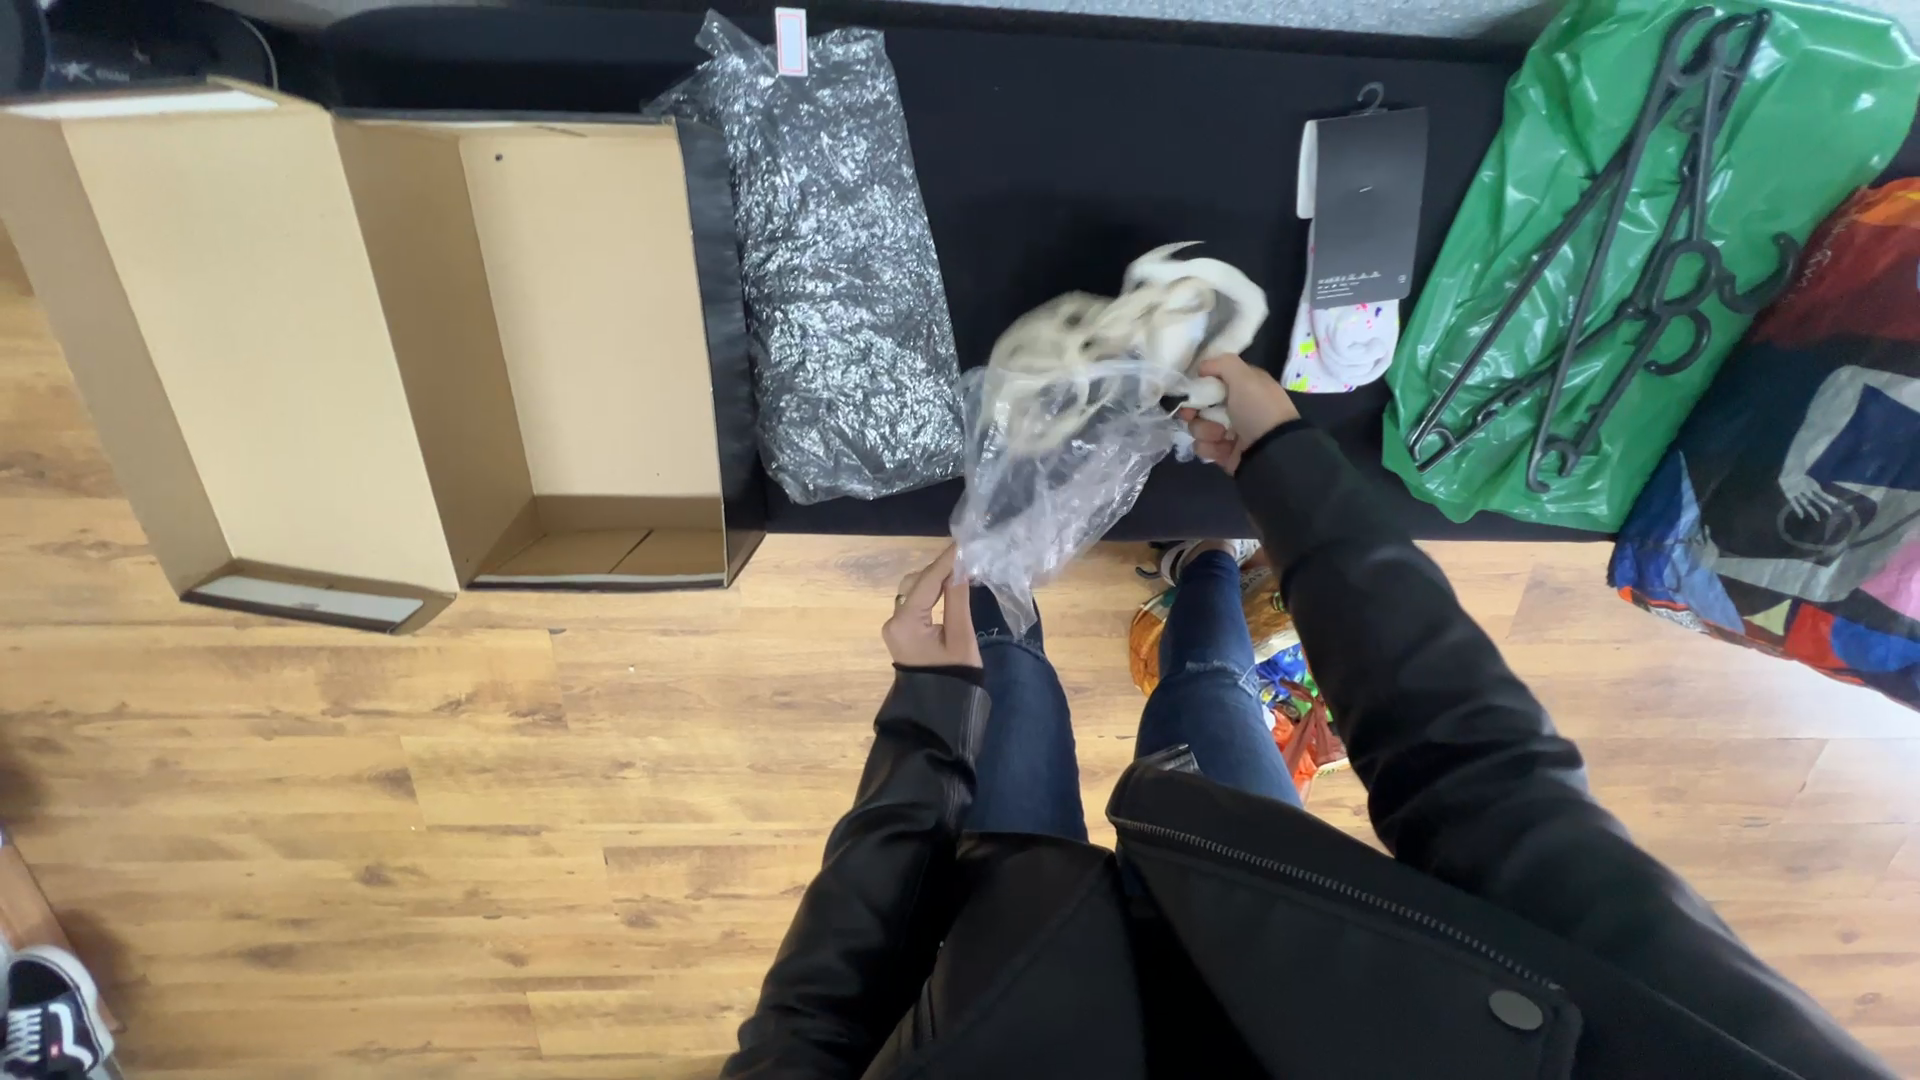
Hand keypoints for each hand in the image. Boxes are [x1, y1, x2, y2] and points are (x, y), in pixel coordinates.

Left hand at [883, 544, 982, 668]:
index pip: (926, 582)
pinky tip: (948, 587)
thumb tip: (959, 568)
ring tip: (960, 571)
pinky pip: (914, 604)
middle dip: (940, 570)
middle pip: (916, 583)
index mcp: (905, 623)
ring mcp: (894, 627)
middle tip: (966, 560)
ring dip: (935, 580)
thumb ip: (957, 600)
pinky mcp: (901, 632)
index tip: (963, 544)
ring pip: (913, 591)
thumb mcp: (961, 638)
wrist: (940, 711)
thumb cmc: (955, 677)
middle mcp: (893, 621)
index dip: (945, 562)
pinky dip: (930, 592)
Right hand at [1180, 353, 1299, 472]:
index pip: (1213, 380)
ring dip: (1204, 430)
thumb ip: (1223, 364)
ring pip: (1198, 426)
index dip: (1199, 384)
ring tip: (1221, 434)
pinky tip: (1222, 447)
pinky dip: (1210, 447)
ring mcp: (1228, 430)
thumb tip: (1201, 367)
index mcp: (1243, 386)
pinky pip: (1203, 446)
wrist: (1270, 450)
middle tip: (1190, 414)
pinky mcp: (1222, 451)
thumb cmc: (1258, 409)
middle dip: (1193, 410)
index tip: (1191, 389)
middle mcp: (1235, 407)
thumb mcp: (1245, 377)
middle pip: (1200, 405)